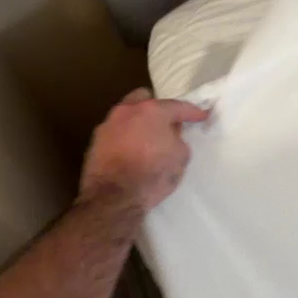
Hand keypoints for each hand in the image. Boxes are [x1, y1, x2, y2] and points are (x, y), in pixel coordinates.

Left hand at [79, 88, 210, 211]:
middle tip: (167, 125)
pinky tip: (131, 153)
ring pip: (127, 116)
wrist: (113, 198)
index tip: (202, 116)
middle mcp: (127, 111)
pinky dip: (125, 138)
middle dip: (157, 109)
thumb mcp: (180, 158)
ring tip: (147, 140)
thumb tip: (171, 136)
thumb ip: (178, 139)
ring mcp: (108, 126)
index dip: (193, 112)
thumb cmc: (152, 175)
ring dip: (138, 124)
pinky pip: (116, 133)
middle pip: (145, 99)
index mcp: (152, 111)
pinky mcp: (95, 143)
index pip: (178, 106)